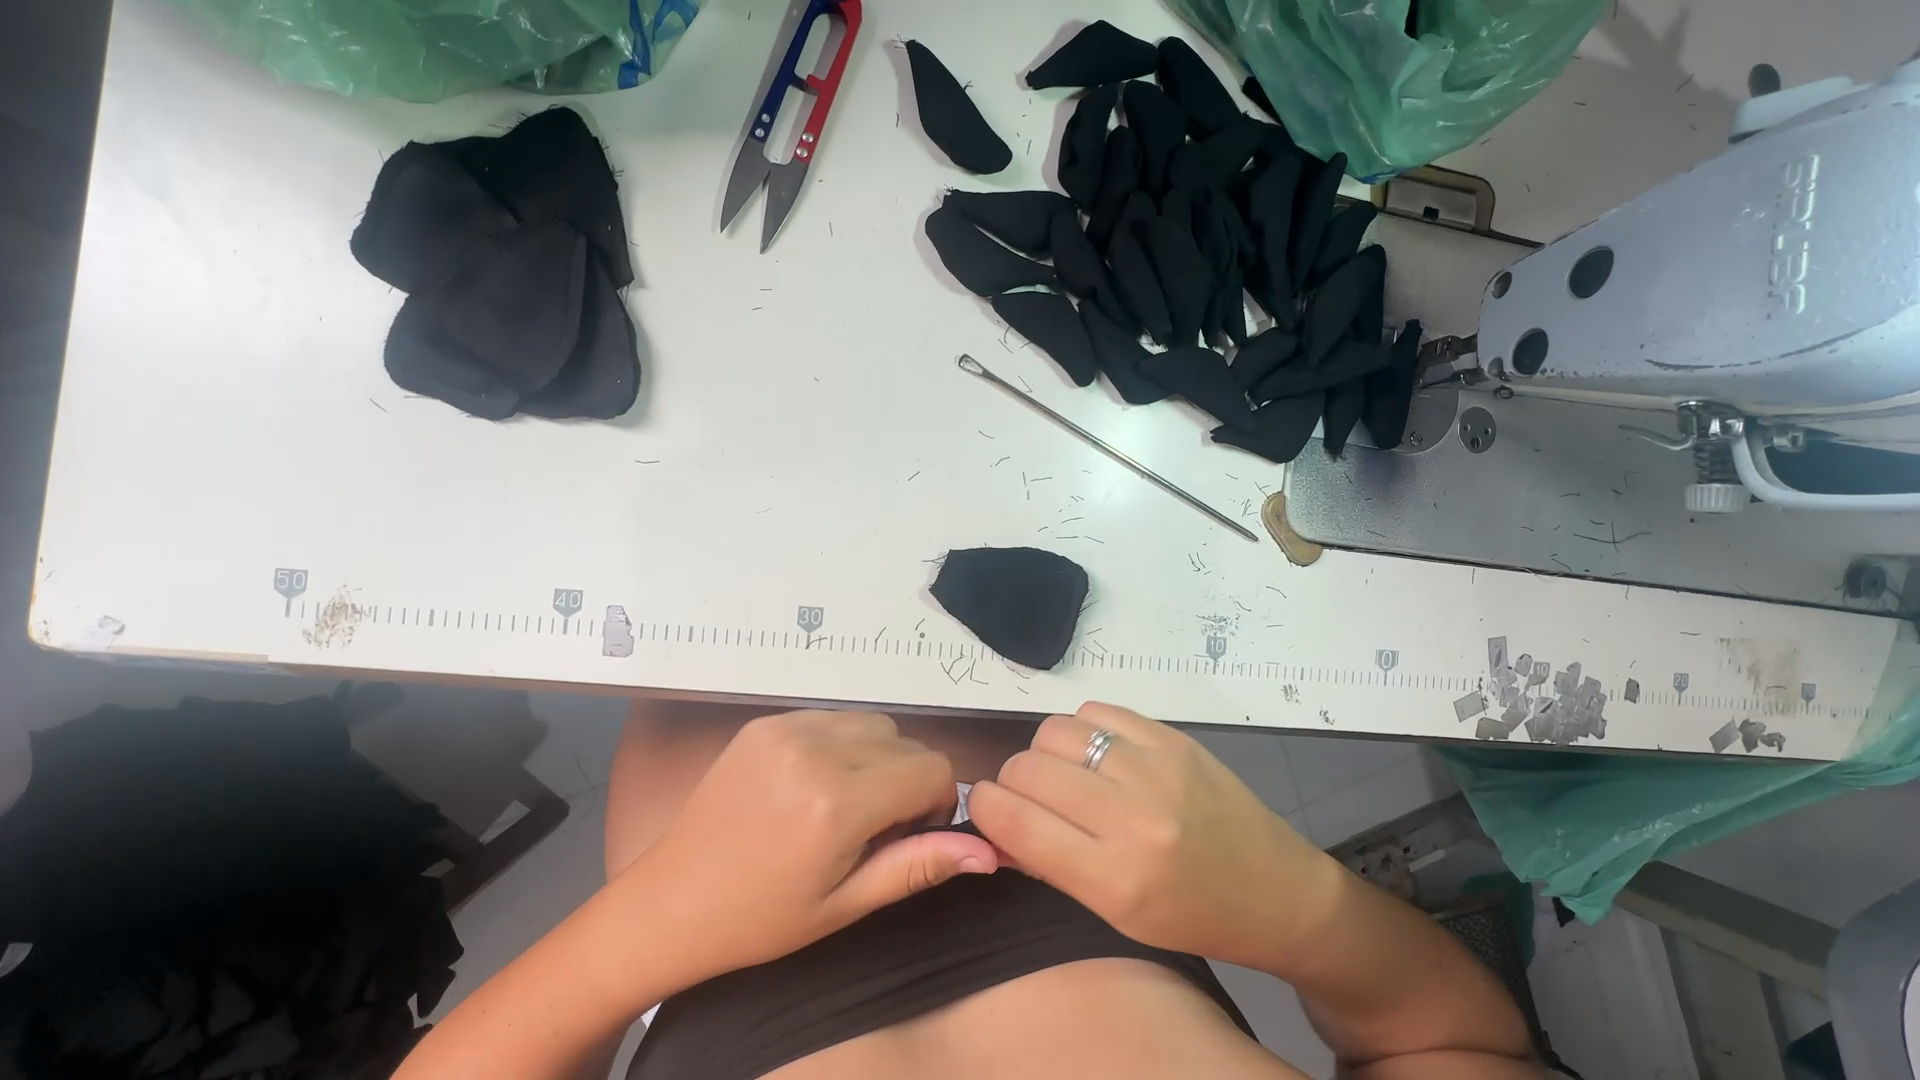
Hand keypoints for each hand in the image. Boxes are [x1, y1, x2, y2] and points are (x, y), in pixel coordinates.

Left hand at [635, 710, 996, 977]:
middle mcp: (816, 749)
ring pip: (873, 724)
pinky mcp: (764, 722)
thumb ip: (917, 866)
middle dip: (907, 781)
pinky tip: (812, 783)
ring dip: (877, 757)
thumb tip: (988, 851)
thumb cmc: (762, 918)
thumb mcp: (845, 904)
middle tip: (870, 828)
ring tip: (842, 803)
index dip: (934, 804)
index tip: (907, 835)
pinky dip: (842, 744)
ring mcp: (786, 729)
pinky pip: (832, 717)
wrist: (671, 901)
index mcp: (838, 801)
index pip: (933, 769)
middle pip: (906, 742)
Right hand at [968, 703, 1338, 968]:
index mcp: (1114, 877)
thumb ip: (1047, 863)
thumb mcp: (1113, 913)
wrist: (1275, 891)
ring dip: (1043, 753)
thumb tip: (994, 821)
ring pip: (1054, 731)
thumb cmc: (1189, 917)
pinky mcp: (1173, 738)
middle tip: (1028, 799)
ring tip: (1064, 775)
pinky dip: (1082, 731)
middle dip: (1010, 783)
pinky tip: (1096, 755)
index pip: (1012, 820)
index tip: (987, 809)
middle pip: (1026, 769)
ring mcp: (1155, 768)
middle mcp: (1131, 816)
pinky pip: (1096, 711)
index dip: (983, 808)